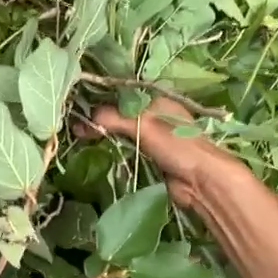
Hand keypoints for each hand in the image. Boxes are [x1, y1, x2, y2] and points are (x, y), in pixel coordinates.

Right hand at [82, 99, 243, 209]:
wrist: (201, 181)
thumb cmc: (177, 146)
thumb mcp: (144, 125)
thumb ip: (114, 119)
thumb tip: (83, 119)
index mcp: (158, 101)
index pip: (123, 95)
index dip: (101, 100)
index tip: (79, 107)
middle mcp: (156, 116)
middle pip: (121, 114)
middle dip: (100, 119)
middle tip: (76, 127)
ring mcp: (154, 138)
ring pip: (123, 131)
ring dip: (105, 135)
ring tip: (80, 137)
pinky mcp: (152, 157)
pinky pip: (128, 148)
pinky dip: (114, 149)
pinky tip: (97, 149)